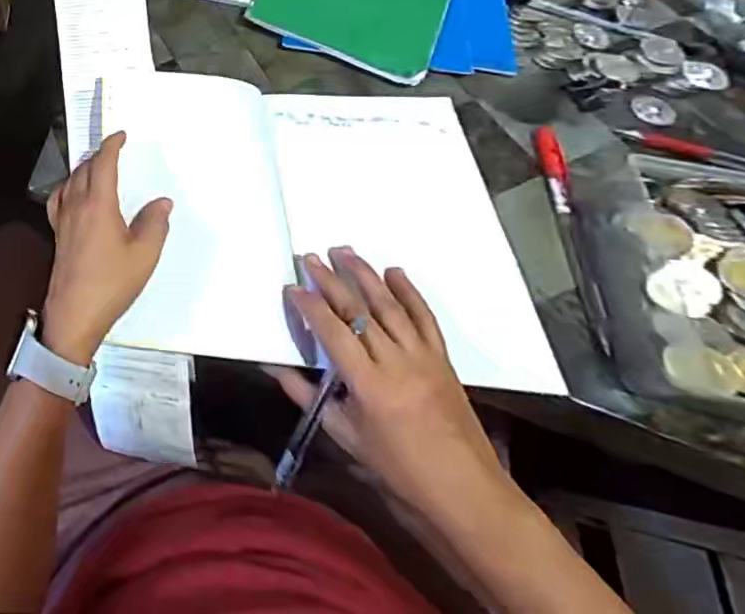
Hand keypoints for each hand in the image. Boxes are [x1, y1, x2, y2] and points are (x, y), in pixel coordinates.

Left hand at [43, 131, 172, 364]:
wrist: (74, 314)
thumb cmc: (110, 284)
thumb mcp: (145, 254)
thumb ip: (155, 224)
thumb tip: (162, 203)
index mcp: (98, 204)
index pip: (102, 164)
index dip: (111, 145)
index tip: (120, 136)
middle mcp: (76, 206)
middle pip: (84, 169)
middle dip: (99, 155)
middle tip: (114, 151)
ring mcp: (63, 220)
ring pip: (70, 181)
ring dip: (84, 169)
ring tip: (98, 168)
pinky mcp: (58, 235)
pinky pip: (59, 199)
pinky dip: (68, 187)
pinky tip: (73, 194)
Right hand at [268, 248, 506, 511]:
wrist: (467, 492)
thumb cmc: (401, 472)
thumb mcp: (349, 439)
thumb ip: (310, 400)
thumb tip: (277, 371)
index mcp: (369, 385)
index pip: (333, 333)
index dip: (310, 307)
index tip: (293, 287)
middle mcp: (396, 362)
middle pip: (358, 310)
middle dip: (332, 281)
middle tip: (311, 258)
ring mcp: (423, 356)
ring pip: (390, 305)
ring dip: (366, 275)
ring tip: (345, 251)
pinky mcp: (443, 358)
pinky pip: (425, 317)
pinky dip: (409, 292)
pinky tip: (394, 272)